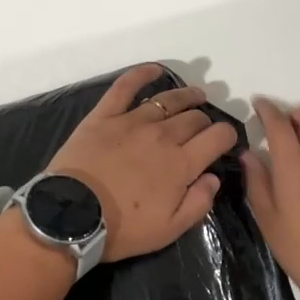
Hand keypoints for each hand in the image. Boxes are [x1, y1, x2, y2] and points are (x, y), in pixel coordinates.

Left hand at [48, 64, 240, 261]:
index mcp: (182, 164)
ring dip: (187, 96)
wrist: (72, 217)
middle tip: (204, 128)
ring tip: (195, 95)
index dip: (228, 135)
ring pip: (168, 100)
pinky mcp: (105, 116)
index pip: (218, 137)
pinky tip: (154, 70)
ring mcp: (133, 121)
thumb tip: (214, 178)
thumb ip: (198, 203)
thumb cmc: (123, 228)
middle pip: (195, 118)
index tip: (226, 140)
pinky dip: (142, 74)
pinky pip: (126, 87)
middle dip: (206, 121)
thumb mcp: (169, 230)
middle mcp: (163, 135)